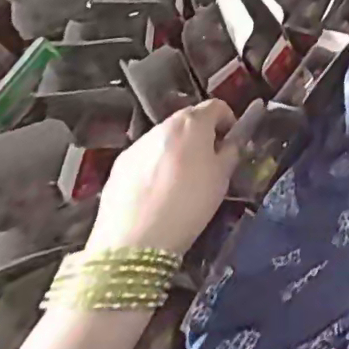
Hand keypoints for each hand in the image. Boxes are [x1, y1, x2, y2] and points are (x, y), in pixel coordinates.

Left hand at [89, 99, 238, 255]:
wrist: (134, 243)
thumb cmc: (189, 205)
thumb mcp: (222, 178)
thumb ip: (230, 152)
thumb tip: (229, 142)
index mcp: (192, 123)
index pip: (216, 105)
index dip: (227, 120)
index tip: (230, 142)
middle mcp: (163, 125)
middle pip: (188, 119)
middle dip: (201, 134)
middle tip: (208, 161)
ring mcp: (137, 144)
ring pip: (165, 138)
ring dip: (177, 149)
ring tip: (180, 181)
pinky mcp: (119, 165)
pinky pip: (145, 157)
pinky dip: (155, 165)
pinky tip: (156, 193)